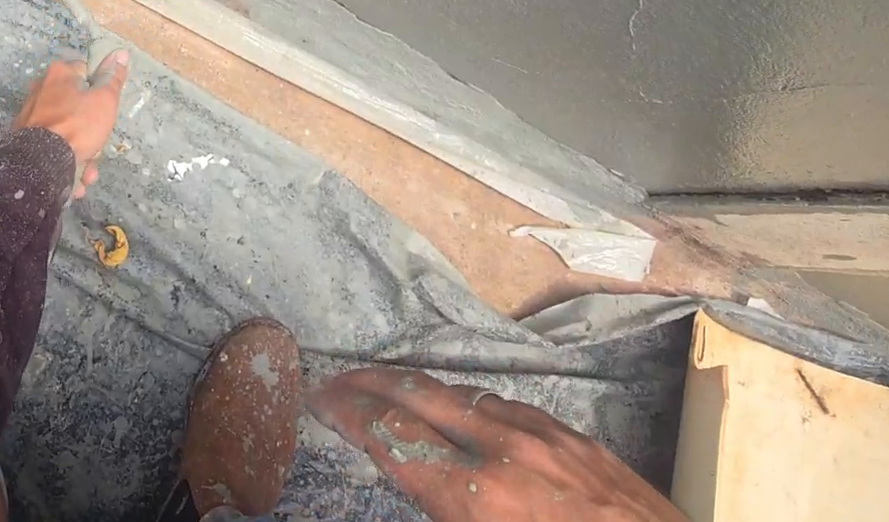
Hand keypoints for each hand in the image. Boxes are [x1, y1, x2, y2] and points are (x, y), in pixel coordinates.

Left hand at [13, 51, 129, 197]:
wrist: (40, 164)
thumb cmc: (77, 125)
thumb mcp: (105, 100)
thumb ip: (113, 78)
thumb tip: (121, 53)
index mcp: (59, 72)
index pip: (87, 72)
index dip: (100, 91)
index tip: (105, 109)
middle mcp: (41, 88)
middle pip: (77, 105)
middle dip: (91, 129)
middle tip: (97, 145)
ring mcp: (31, 113)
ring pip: (67, 128)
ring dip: (81, 150)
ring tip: (87, 170)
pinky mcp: (24, 136)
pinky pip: (53, 144)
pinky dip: (65, 157)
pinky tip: (74, 175)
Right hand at [308, 369, 686, 521]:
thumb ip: (447, 514)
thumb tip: (417, 487)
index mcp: (483, 499)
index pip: (394, 439)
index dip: (349, 415)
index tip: (318, 400)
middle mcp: (504, 450)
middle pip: (415, 395)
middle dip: (367, 384)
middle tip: (333, 381)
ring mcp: (540, 433)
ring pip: (455, 392)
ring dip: (411, 388)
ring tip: (380, 390)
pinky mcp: (569, 432)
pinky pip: (497, 402)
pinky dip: (458, 399)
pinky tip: (452, 410)